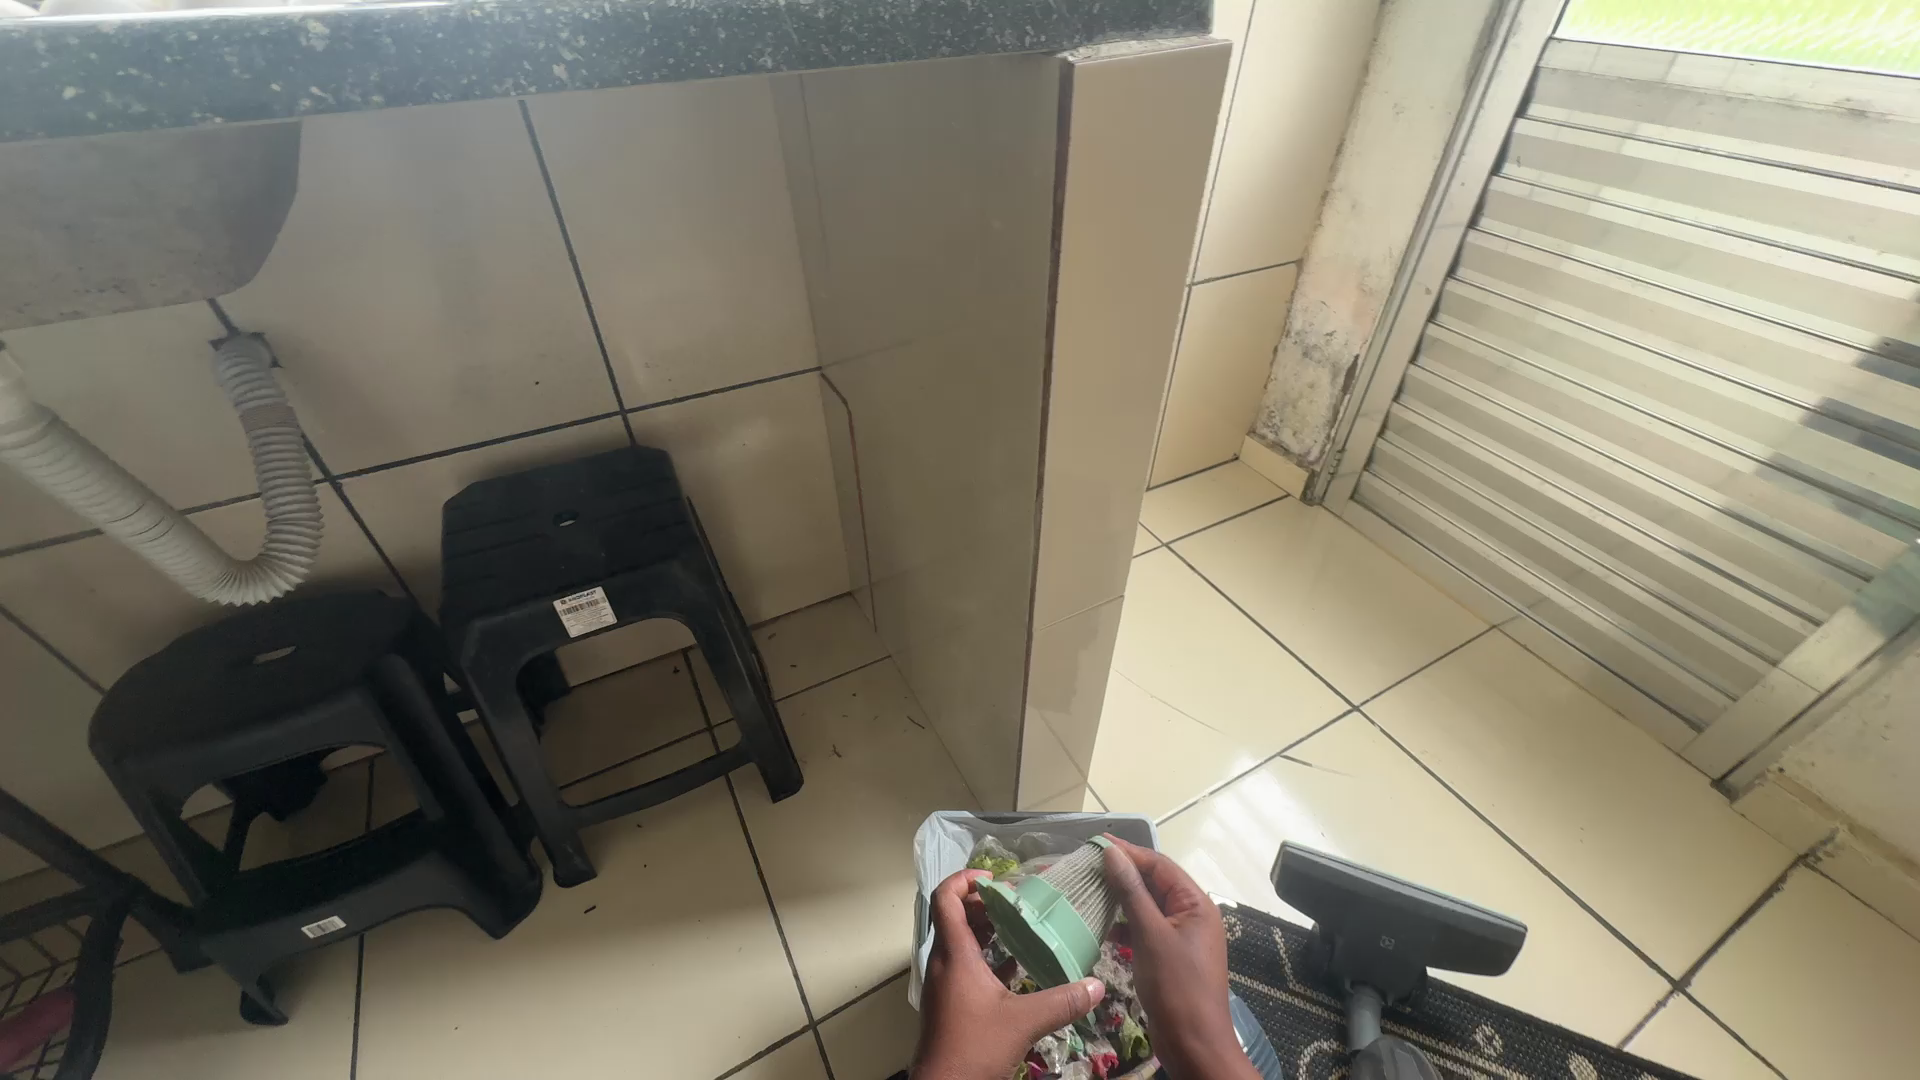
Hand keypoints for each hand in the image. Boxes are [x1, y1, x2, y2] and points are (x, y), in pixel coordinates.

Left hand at [912, 868, 1105, 1079]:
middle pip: (953, 914)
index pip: (945, 897)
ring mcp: (944, 980)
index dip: (964, 879)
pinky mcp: (948, 999)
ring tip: (1017, 925)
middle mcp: (943, 960)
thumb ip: (1061, 1002)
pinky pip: (963, 962)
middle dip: (982, 902)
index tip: (994, 879)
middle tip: (1014, 901)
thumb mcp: (1022, 1022)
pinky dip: (985, 954)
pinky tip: (1013, 964)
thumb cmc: (974, 1048)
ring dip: (984, 928)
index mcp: (954, 952)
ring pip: (959, 938)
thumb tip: (1097, 985)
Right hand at [1102, 837, 1257, 1079]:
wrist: (1195, 1048)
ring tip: (1091, 892)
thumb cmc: (1177, 987)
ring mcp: (1181, 937)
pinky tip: (1105, 928)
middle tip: (1089, 865)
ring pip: (1148, 906)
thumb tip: (1112, 853)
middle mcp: (1191, 915)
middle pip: (1154, 883)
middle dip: (1123, 874)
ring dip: (1122, 899)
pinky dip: (1126, 925)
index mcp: (1195, 904)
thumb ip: (1131, 891)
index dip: (1129, 852)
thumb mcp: (1150, 934)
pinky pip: (1146, 929)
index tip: (1097, 843)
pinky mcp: (1170, 957)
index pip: (1159, 865)